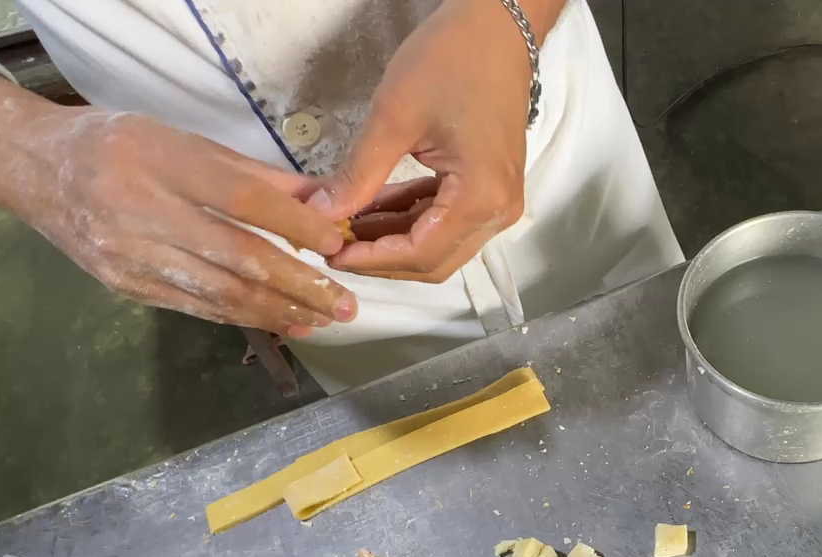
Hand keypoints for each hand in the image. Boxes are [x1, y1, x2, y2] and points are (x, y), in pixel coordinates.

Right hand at [0, 110, 356, 334]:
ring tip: (324, 320)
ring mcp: (128, 254)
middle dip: (301, 287)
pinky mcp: (126, 285)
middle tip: (347, 306)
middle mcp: (139, 208)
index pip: (242, 199)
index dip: (296, 225)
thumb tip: (326, 205)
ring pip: (222, 293)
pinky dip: (249, 318)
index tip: (339, 245)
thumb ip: (257, 178)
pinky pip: (200, 308)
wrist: (29, 166)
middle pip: (238, 257)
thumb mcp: (184, 143)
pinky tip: (286, 323)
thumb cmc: (122, 147)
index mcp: (157, 160)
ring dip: (282, 311)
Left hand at [323, 0, 565, 281]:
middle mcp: (496, 215)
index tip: (332, 254)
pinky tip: (375, 210)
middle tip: (336, 244)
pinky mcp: (491, 196)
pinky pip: (447, 224)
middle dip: (383, 258)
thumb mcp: (394, 116)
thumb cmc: (452, 61)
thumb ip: (358, 173)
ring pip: (440, 247)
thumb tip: (322, 212)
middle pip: (434, 261)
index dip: (374, 260)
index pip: (422, 252)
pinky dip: (411, 222)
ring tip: (348, 225)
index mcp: (480, 199)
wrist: (498, 30)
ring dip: (394, 241)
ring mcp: (497, 208)